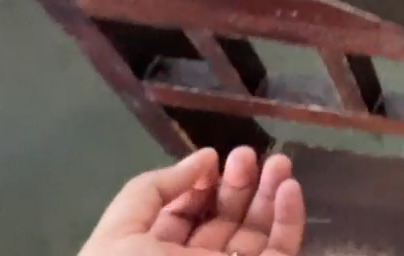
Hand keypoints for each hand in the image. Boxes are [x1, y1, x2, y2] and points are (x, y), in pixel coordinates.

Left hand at [78, 146, 304, 255]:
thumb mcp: (113, 242)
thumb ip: (151, 191)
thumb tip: (205, 158)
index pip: (182, 215)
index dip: (199, 184)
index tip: (214, 161)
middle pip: (223, 216)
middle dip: (238, 181)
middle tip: (247, 156)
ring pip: (258, 227)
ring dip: (271, 190)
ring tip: (278, 163)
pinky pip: (283, 246)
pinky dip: (290, 215)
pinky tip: (289, 188)